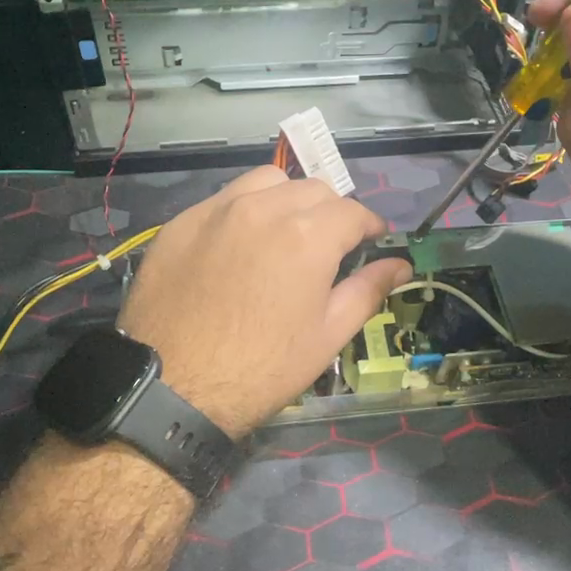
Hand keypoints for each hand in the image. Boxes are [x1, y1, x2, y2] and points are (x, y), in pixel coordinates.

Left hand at [118, 167, 413, 436]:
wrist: (170, 388)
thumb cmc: (260, 370)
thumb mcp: (326, 336)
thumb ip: (367, 291)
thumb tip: (400, 265)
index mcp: (308, 235)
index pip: (353, 212)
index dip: (370, 226)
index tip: (372, 242)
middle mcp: (263, 208)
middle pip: (313, 189)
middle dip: (331, 212)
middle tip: (330, 246)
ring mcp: (217, 210)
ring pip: (267, 181)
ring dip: (287, 199)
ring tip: (285, 233)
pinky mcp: (180, 223)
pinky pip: (224, 199)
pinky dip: (244, 210)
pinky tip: (240, 245)